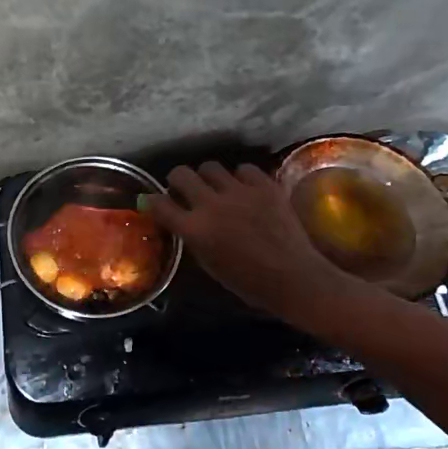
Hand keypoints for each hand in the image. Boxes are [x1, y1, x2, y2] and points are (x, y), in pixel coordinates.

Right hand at [146, 162, 360, 325]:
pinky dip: (241, 178)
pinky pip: (244, 169)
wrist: (293, 278)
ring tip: (218, 188)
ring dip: (209, 177)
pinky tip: (246, 190)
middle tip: (184, 188)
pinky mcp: (265, 186)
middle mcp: (212, 204)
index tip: (156, 202)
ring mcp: (239, 192)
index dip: (154, 201)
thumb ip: (193, 238)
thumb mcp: (209, 264)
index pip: (160, 204)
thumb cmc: (247, 282)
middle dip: (178, 179)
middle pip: (181, 173)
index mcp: (194, 229)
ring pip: (211, 167)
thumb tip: (184, 222)